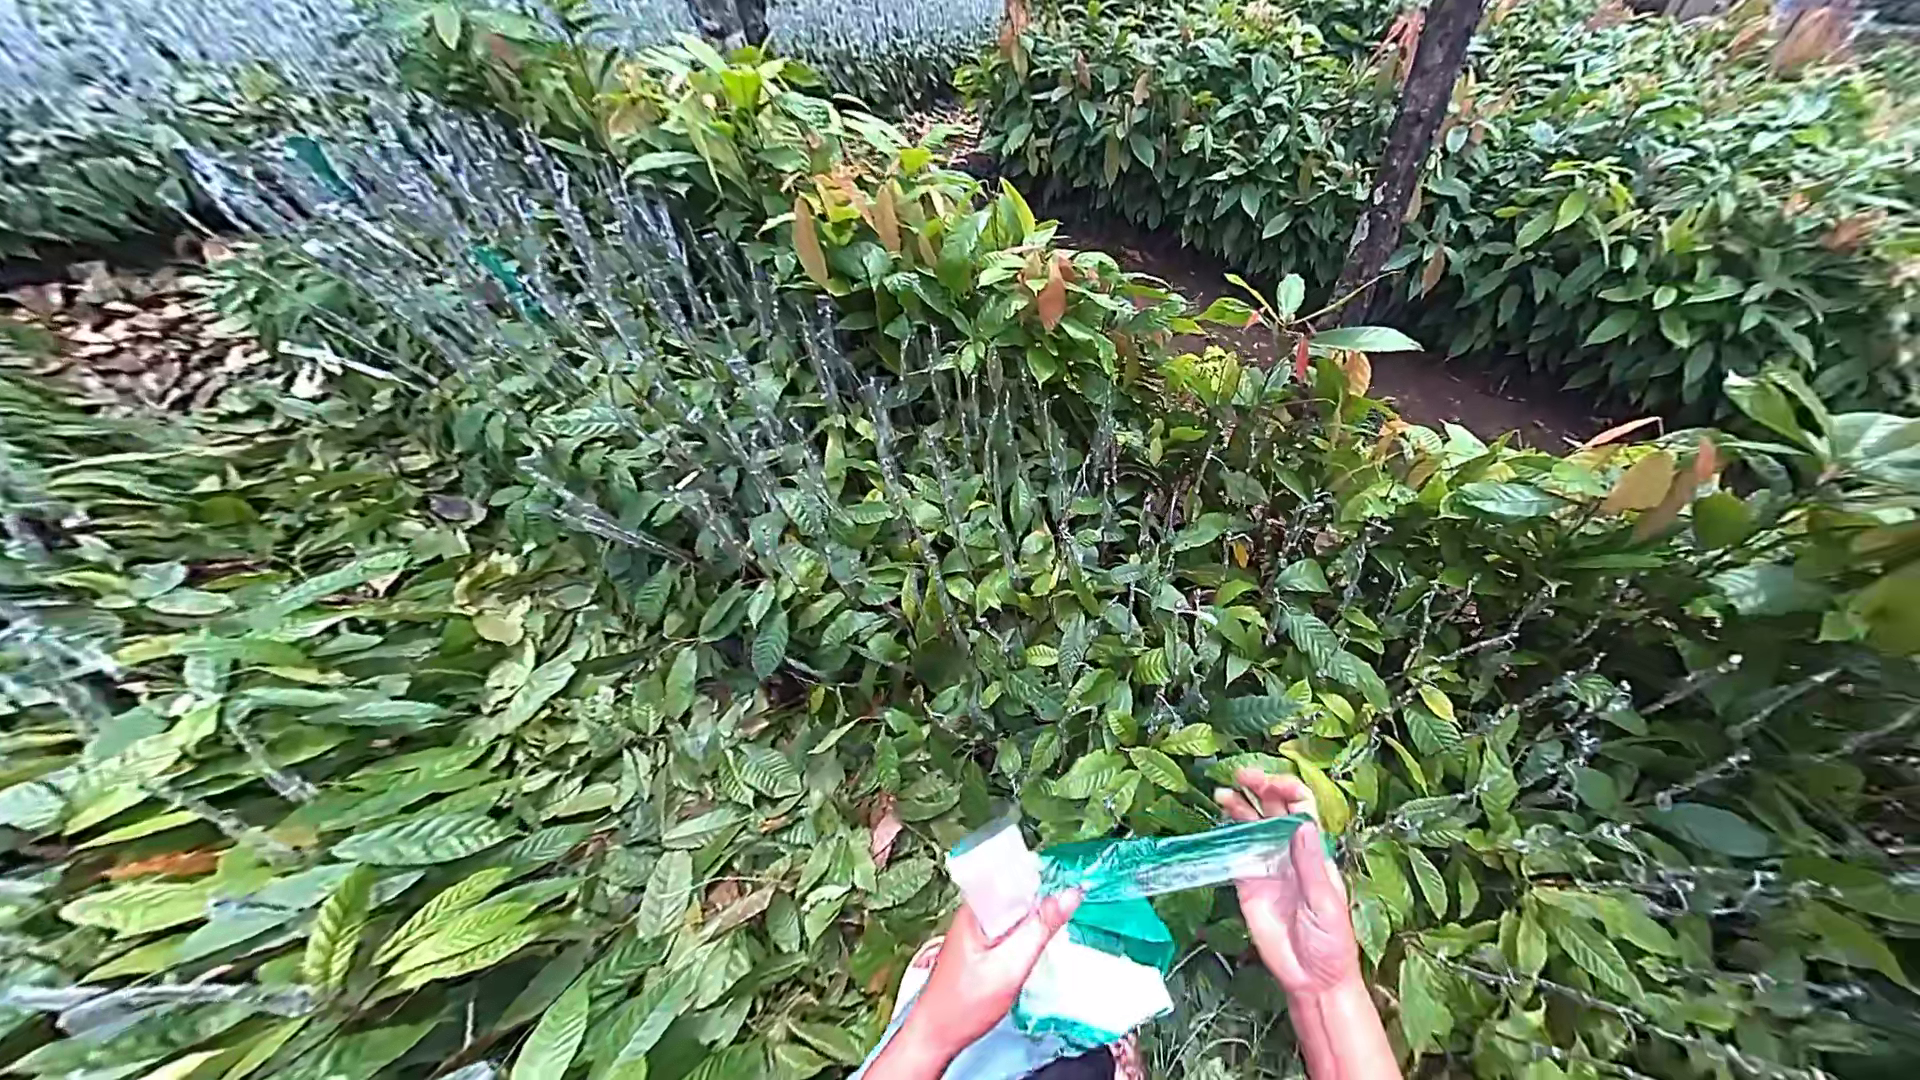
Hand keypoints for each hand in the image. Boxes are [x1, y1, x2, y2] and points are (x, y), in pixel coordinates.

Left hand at [868, 889, 1082, 1078]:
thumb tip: (1070, 895)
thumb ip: (1039, 930)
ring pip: (1013, 908)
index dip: (1039, 871)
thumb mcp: (1010, 967)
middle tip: (1066, 903)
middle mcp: (975, 909)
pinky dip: (1025, 931)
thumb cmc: (966, 1004)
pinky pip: (1008, 925)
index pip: (1012, 870)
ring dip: (1034, 914)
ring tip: (1056, 921)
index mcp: (977, 905)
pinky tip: (1034, 943)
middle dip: (1039, 895)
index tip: (1066, 878)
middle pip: (1015, 888)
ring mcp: (976, 926)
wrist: (935, 1036)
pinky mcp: (980, 942)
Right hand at [1214, 767, 1361, 999]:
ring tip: (1222, 793)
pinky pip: (1234, 846)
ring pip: (1250, 821)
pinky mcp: (1246, 877)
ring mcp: (1266, 861)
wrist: (1311, 980)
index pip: (1301, 806)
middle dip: (1258, 785)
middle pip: (1273, 806)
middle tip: (1241, 776)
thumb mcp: (1327, 905)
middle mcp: (1287, 849)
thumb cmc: (1332, 945)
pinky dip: (1225, 829)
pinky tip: (1218, 820)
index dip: (1286, 788)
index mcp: (1312, 851)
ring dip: (1238, 803)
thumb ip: (1311, 865)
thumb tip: (1303, 823)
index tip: (1268, 782)